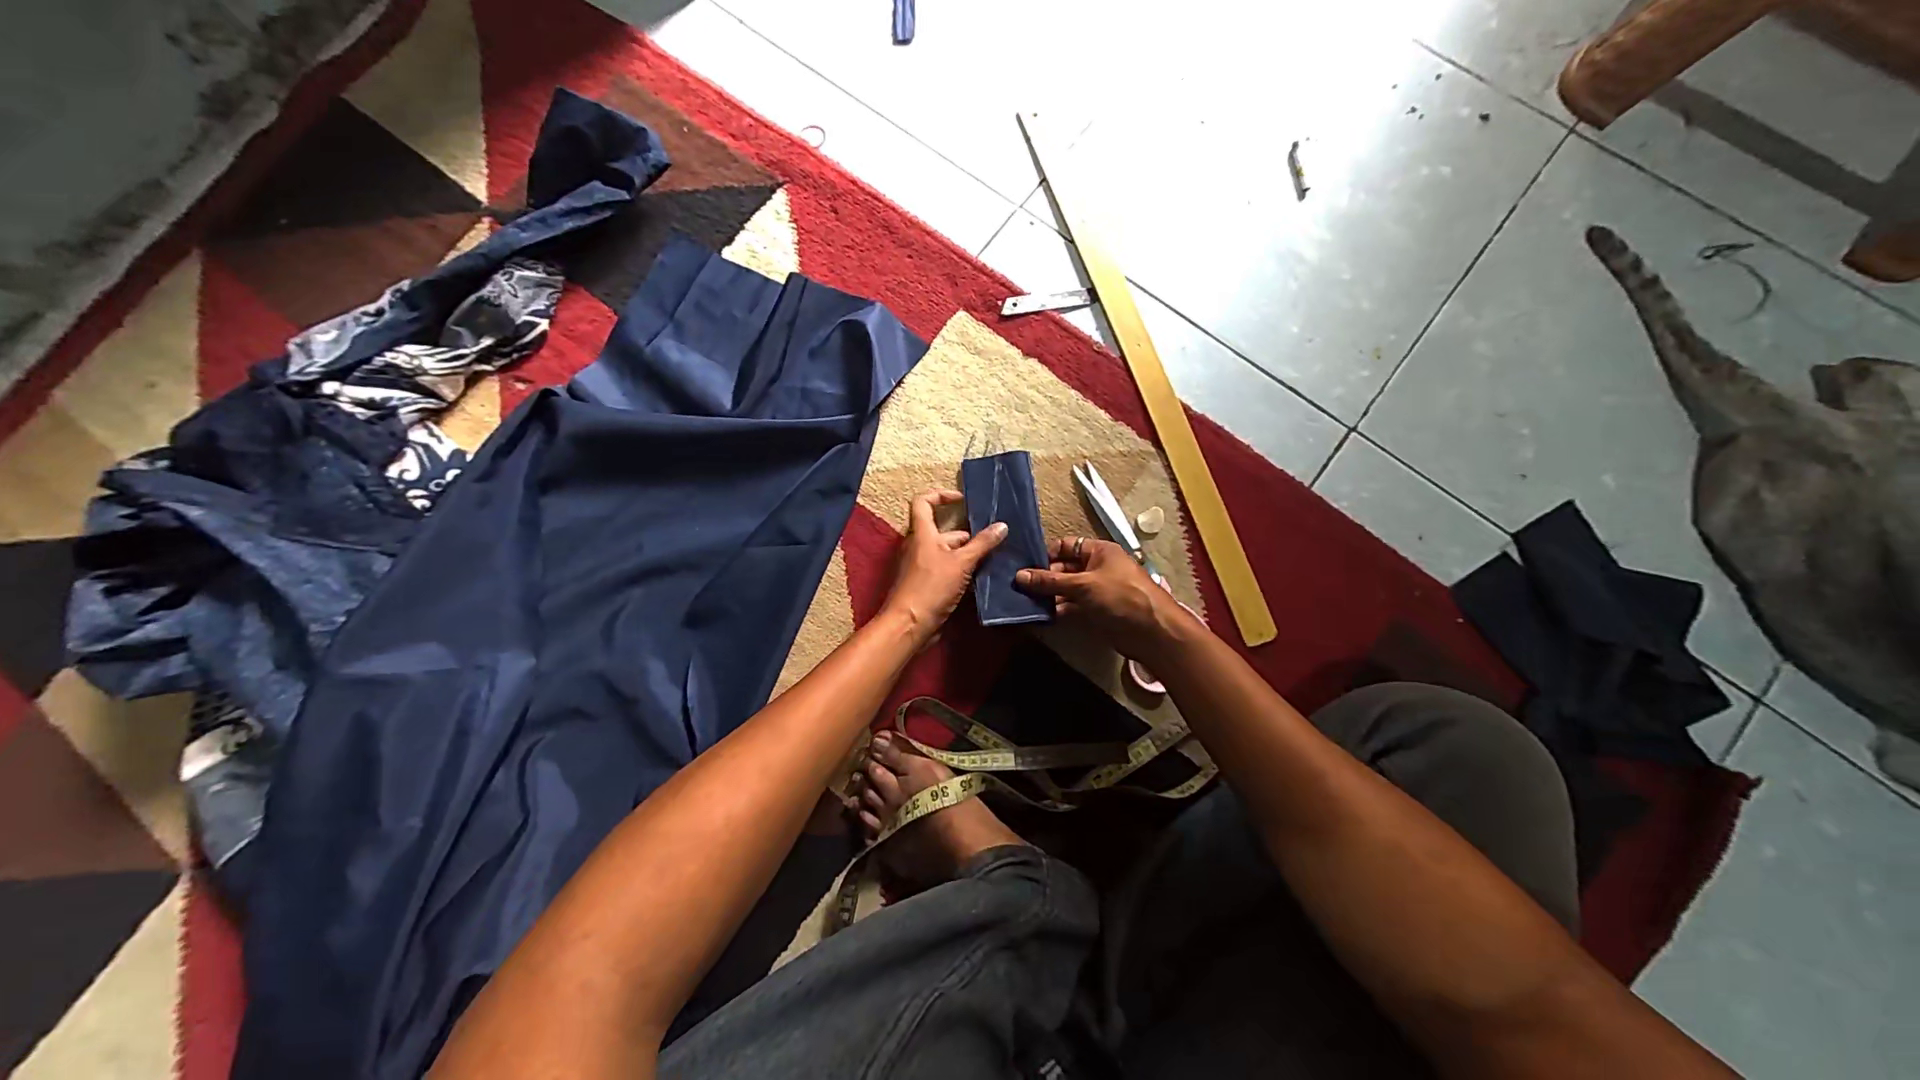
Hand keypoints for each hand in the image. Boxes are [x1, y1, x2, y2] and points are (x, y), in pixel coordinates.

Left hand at [881, 490, 1006, 645]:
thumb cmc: (931, 587)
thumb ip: (982, 544)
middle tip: (994, 543)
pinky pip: (947, 573)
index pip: (924, 502)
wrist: (909, 625)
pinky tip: (982, 582)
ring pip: (949, 555)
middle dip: (969, 537)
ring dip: (969, 558)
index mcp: (922, 533)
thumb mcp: (961, 563)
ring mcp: (922, 567)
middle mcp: (919, 547)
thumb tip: (1002, 526)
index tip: (962, 500)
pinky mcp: (927, 586)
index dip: (941, 495)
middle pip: (945, 533)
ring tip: (994, 562)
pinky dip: (963, 575)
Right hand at [1016, 536, 1198, 661]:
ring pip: (1066, 589)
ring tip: (1024, 602)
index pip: (1066, 546)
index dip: (1046, 554)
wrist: (1151, 631)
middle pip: (1064, 568)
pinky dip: (1058, 609)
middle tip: (1019, 587)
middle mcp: (1097, 567)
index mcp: (1099, 551)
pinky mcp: (1096, 611)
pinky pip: (1072, 606)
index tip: (1025, 567)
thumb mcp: (1083, 584)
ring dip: (1049, 595)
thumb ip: (1050, 581)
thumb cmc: (1120, 596)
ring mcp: (1097, 590)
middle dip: (1044, 578)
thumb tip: (1019, 576)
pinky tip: (1040, 615)